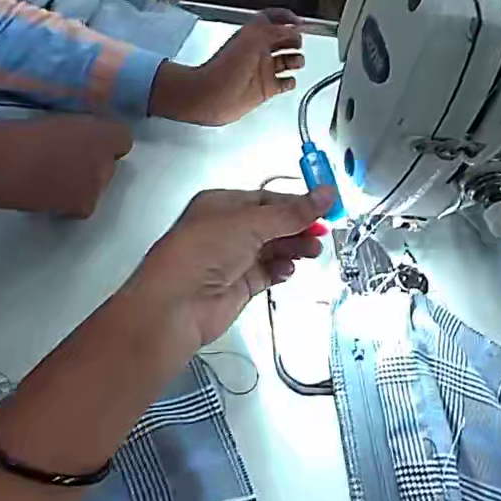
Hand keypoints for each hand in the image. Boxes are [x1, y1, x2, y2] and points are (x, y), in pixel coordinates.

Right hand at [0, 116, 132, 218]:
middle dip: (92, 164)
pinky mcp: (85, 205)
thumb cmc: (16, 134)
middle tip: (63, 162)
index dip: (105, 143)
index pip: (122, 138)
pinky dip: (70, 205)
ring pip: (98, 186)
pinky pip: (84, 206)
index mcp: (99, 128)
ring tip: (50, 180)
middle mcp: (107, 155)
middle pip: (110, 164)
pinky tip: (47, 196)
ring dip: (81, 185)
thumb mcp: (54, 120)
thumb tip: (81, 138)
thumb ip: (78, 130)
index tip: (88, 144)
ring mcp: (98, 182)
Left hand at [112, 186, 335, 356]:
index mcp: (220, 204)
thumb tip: (324, 195)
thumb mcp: (250, 223)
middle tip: (322, 231)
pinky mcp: (237, 285)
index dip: (295, 203)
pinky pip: (266, 272)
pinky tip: (290, 269)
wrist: (176, 305)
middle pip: (271, 224)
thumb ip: (291, 213)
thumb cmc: (199, 253)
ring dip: (293, 248)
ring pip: (271, 248)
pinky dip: (281, 270)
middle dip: (297, 227)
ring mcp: (230, 258)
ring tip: (313, 251)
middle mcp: (224, 229)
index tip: (323, 207)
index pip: (265, 199)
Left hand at [150, 8, 305, 125]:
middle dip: (295, 39)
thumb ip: (277, 31)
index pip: (273, 19)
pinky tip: (291, 80)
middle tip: (300, 42)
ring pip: (286, 61)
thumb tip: (294, 30)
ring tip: (298, 61)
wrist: (211, 95)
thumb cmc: (225, 68)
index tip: (300, 21)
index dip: (287, 18)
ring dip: (296, 60)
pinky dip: (290, 81)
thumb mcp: (255, 39)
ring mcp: (261, 70)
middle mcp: (258, 51)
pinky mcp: (264, 89)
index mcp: (253, 35)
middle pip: (283, 40)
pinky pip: (283, 83)